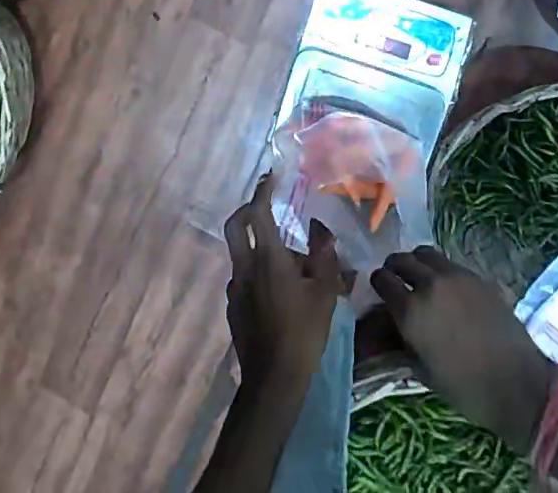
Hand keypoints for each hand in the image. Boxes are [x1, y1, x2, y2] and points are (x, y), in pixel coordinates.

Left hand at [222, 175, 352, 391]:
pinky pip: (244, 277)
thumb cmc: (304, 331)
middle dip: (247, 209)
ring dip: (258, 246)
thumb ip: (323, 256)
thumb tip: (321, 230)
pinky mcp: (233, 307)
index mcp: (267, 258)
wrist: (274, 379)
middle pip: (235, 225)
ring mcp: (235, 288)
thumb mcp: (325, 291)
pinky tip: (280, 289)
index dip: (262, 191)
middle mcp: (244, 267)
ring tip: (290, 263)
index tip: (270, 177)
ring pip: (241, 253)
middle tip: (264, 205)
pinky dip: (258, 271)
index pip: (258, 212)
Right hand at [370, 247, 553, 453]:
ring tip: (421, 277)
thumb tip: (389, 327)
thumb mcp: (422, 370)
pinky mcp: (477, 275)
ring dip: (417, 262)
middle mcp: (429, 285)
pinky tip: (447, 287)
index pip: (382, 280)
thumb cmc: (465, 388)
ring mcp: (455, 276)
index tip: (380, 290)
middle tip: (396, 280)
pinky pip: (449, 262)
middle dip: (394, 268)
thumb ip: (402, 340)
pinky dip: (440, 269)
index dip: (378, 283)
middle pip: (401, 259)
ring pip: (425, 253)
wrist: (517, 383)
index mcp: (411, 311)